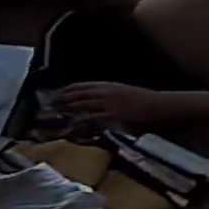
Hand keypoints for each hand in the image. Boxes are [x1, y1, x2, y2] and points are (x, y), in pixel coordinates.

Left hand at [54, 81, 177, 125]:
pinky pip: (92, 118)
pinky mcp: (110, 115)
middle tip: (52, 103)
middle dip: (64, 99)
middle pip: (79, 95)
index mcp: (108, 85)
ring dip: (69, 109)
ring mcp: (107, 104)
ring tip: (58, 112)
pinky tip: (72, 123)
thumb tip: (89, 97)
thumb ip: (105, 93)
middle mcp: (105, 92)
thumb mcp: (120, 91)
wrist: (157, 105)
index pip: (83, 85)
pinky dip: (81, 120)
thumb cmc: (139, 99)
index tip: (58, 91)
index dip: (69, 89)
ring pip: (82, 105)